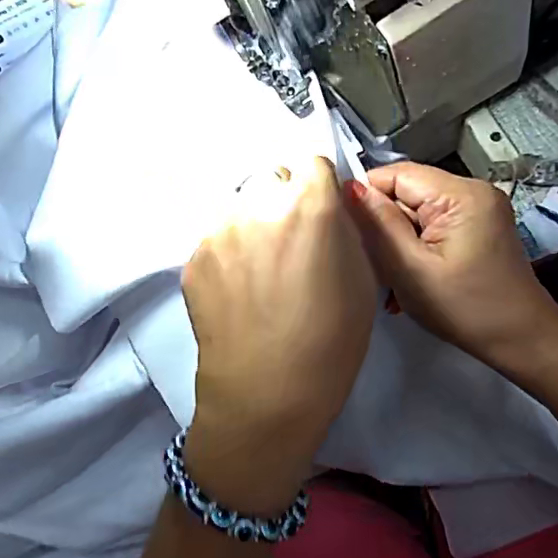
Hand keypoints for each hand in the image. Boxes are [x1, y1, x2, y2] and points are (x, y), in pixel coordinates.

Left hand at [181, 157, 376, 513]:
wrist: (266, 392)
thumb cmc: (330, 343)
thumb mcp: (363, 280)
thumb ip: (344, 231)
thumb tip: (328, 211)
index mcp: (310, 207)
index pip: (312, 165)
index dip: (319, 189)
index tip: (320, 214)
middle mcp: (260, 205)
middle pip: (272, 180)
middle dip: (283, 202)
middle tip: (290, 246)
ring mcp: (220, 230)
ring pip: (240, 207)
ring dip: (253, 225)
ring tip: (261, 272)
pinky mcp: (194, 257)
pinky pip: (218, 238)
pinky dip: (230, 253)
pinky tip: (240, 291)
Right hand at [349, 162, 557, 374]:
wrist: (521, 340)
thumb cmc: (467, 309)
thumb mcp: (411, 269)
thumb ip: (379, 225)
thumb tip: (349, 188)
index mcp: (461, 194)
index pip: (396, 174)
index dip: (367, 198)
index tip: (352, 233)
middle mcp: (474, 192)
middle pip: (407, 193)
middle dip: (385, 227)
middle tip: (378, 266)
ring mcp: (479, 210)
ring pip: (417, 213)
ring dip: (399, 244)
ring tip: (396, 279)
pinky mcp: (479, 229)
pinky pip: (434, 227)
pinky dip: (417, 250)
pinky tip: (411, 279)